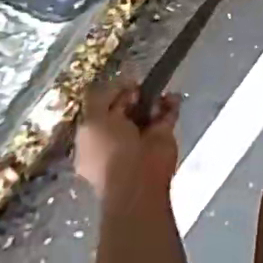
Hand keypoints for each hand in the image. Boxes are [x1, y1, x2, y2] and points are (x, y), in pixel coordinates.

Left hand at [74, 78, 180, 205]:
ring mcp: (140, 137)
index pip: (100, 111)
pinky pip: (166, 112)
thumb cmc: (109, 151)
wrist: (139, 177)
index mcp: (94, 139)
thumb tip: (119, 87)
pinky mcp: (162, 135)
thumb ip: (100, 99)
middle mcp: (116, 138)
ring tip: (155, 91)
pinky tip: (170, 97)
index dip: (109, 96)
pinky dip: (169, 102)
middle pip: (125, 108)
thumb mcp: (92, 122)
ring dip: (152, 97)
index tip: (120, 85)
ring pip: (146, 108)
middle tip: (138, 88)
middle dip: (132, 95)